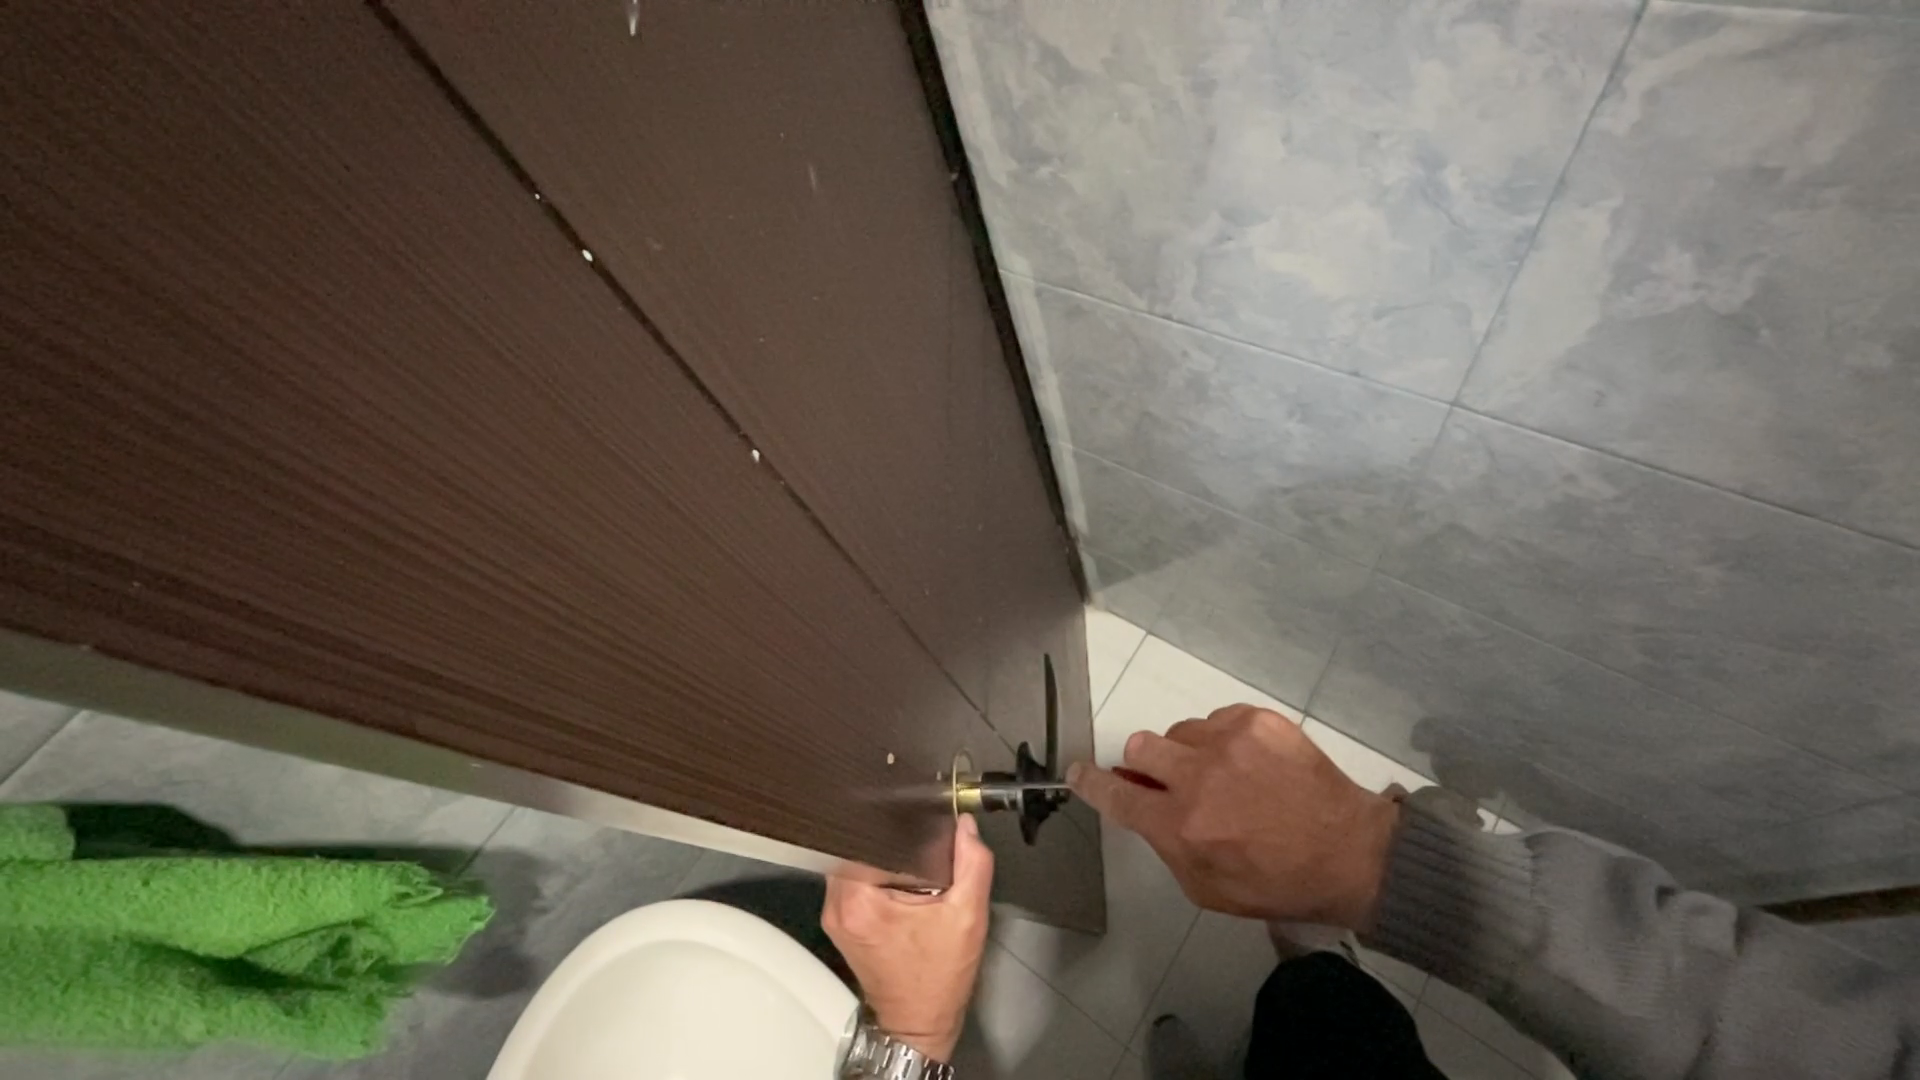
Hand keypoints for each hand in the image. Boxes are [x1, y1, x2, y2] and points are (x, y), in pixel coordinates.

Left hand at [821, 814, 993, 1060]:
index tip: (916, 817)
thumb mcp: (968, 915)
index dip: (891, 821)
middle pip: (857, 845)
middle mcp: (837, 904)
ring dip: (882, 856)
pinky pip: (854, 879)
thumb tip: (965, 826)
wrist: (920, 1022)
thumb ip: (972, 863)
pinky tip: (902, 878)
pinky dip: (876, 873)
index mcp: (860, 900)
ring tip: (914, 859)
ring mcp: (835, 914)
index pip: (865, 836)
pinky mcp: (840, 921)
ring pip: (855, 860)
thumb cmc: (939, 976)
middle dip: (889, 839)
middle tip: (921, 838)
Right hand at [1068, 704, 1399, 929]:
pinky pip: (1216, 720)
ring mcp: (1229, 740)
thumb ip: (1164, 844)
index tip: (1078, 771)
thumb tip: (1140, 802)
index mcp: (1182, 825)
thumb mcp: (1206, 888)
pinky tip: (1252, 765)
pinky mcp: (1257, 720)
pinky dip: (1224, 740)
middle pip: (1139, 747)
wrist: (1352, 853)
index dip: (1092, 782)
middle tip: (1174, 783)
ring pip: (1179, 732)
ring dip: (1189, 754)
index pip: (1117, 794)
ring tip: (1228, 778)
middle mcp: (1198, 776)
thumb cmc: (1275, 882)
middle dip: (1147, 766)